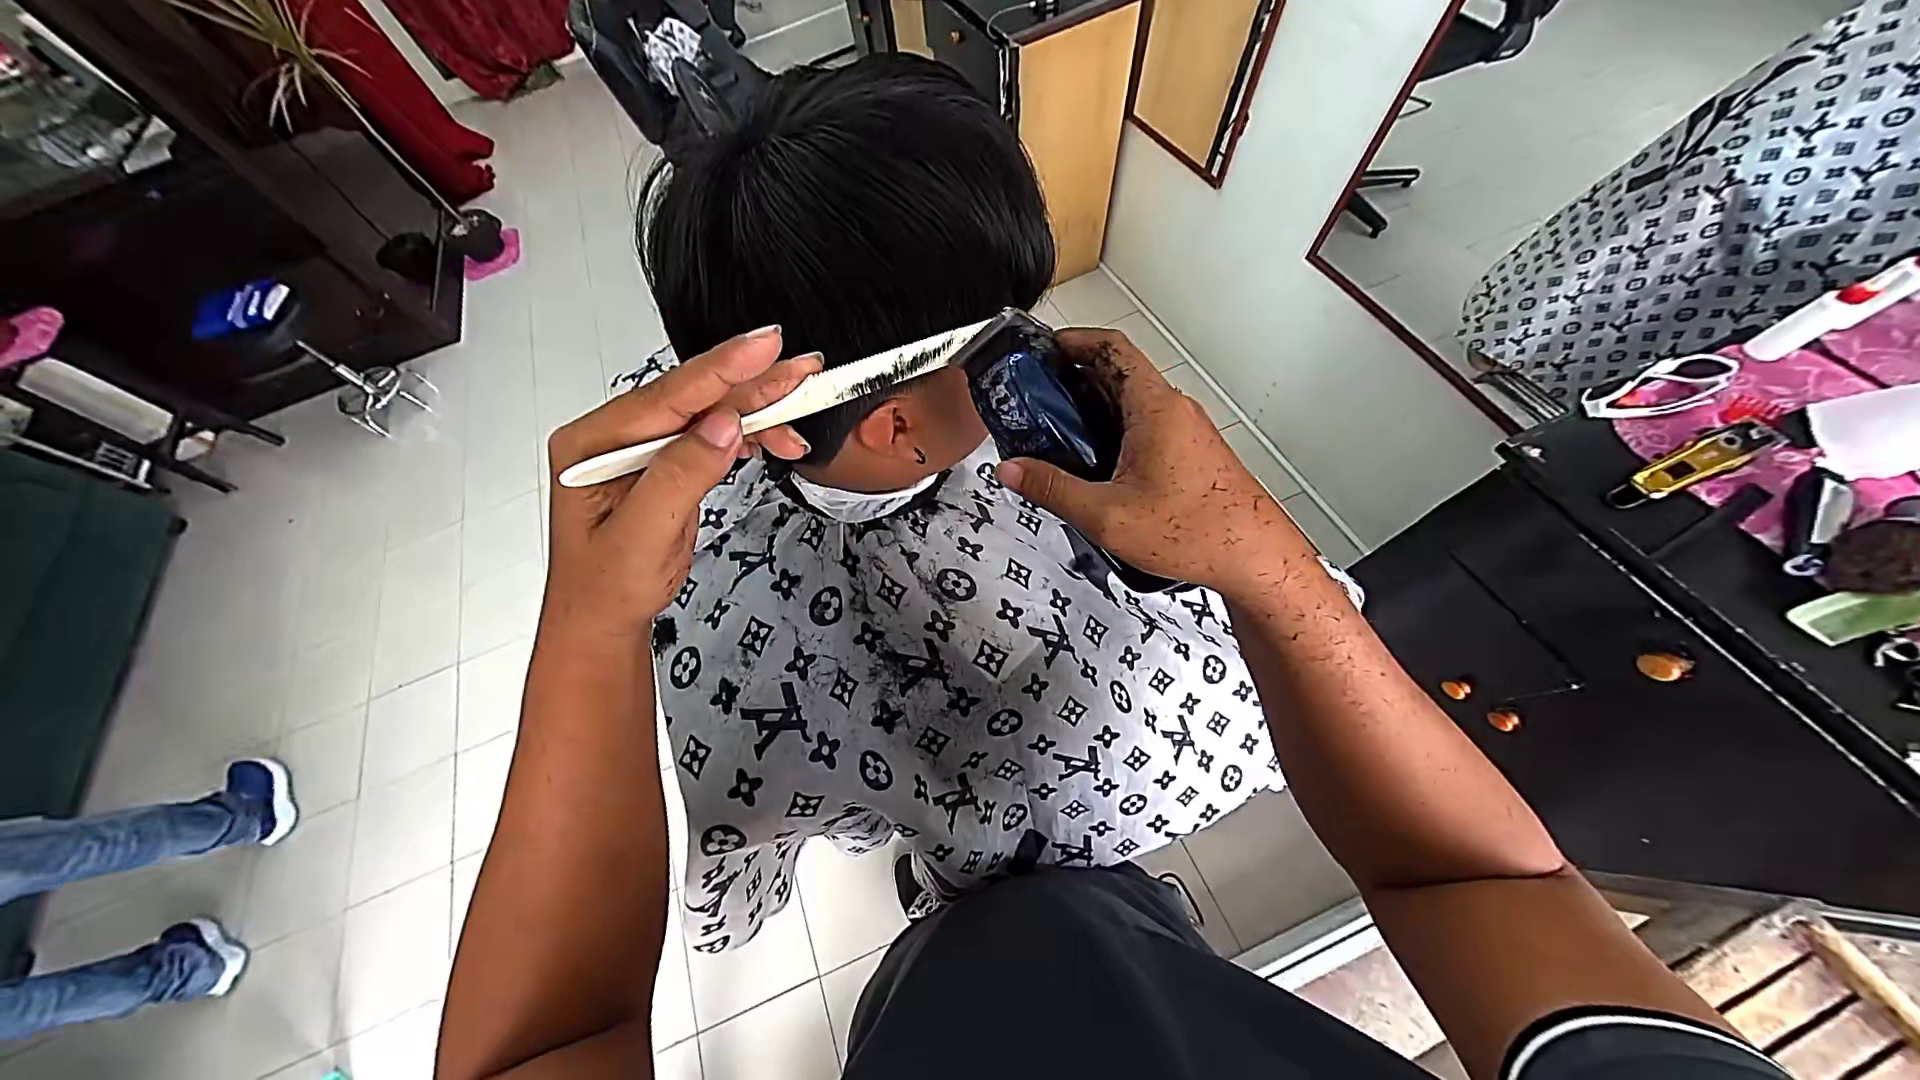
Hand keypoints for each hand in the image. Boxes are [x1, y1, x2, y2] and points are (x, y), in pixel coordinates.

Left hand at [544, 327, 816, 640]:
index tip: (763, 346)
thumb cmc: (606, 586)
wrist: (605, 615)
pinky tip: (775, 435)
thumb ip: (679, 476)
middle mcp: (620, 438)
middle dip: (753, 383)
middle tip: (800, 369)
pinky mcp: (672, 462)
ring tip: (801, 402)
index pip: (667, 396)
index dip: (722, 369)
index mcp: (595, 445)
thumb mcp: (641, 537)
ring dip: (760, 411)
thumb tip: (721, 426)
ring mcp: (648, 449)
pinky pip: (717, 436)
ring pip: (713, 414)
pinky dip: (752, 435)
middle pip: (696, 397)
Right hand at [994, 328, 1312, 599]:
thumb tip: (1016, 471)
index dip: (1074, 340)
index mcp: (1155, 409)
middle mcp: (1174, 411)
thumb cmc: (1202, 531)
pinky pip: (1145, 426)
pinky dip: (1115, 431)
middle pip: (1117, 373)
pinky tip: (1098, 467)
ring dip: (1094, 408)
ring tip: (1062, 434)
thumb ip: (1052, 489)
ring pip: (1131, 402)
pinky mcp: (1189, 453)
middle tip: (1041, 396)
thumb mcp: (1106, 514)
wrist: (1253, 555)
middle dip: (1074, 379)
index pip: (1112, 347)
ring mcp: (1184, 431)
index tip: (1048, 347)